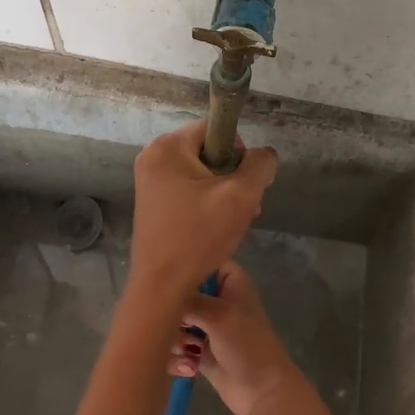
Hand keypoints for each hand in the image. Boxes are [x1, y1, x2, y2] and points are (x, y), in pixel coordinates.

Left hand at [128, 120, 276, 302]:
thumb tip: (265, 155)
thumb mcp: (241, 196)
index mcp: (168, 147)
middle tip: (247, 207)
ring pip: (200, 174)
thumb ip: (260, 165)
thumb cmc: (199, 235)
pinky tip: (216, 227)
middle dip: (233, 176)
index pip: (215, 129)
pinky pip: (186, 190)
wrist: (162, 285)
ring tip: (236, 221)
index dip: (239, 152)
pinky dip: (205, 203)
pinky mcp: (150, 203)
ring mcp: (148, 181)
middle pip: (208, 151)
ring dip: (223, 192)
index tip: (247, 183)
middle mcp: (152, 157)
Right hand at [168, 263, 302, 414]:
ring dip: (175, 339)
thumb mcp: (218, 315)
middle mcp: (217, 299)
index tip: (167, 286)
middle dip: (175, 315)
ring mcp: (206, 325)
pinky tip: (189, 367)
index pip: (200, 263)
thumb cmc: (246, 345)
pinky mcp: (197, 350)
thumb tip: (157, 293)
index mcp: (230, 280)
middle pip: (180, 294)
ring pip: (172, 322)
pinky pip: (173, 346)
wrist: (262, 391)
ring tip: (189, 351)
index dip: (183, 273)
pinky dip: (177, 357)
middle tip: (184, 327)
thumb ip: (187, 300)